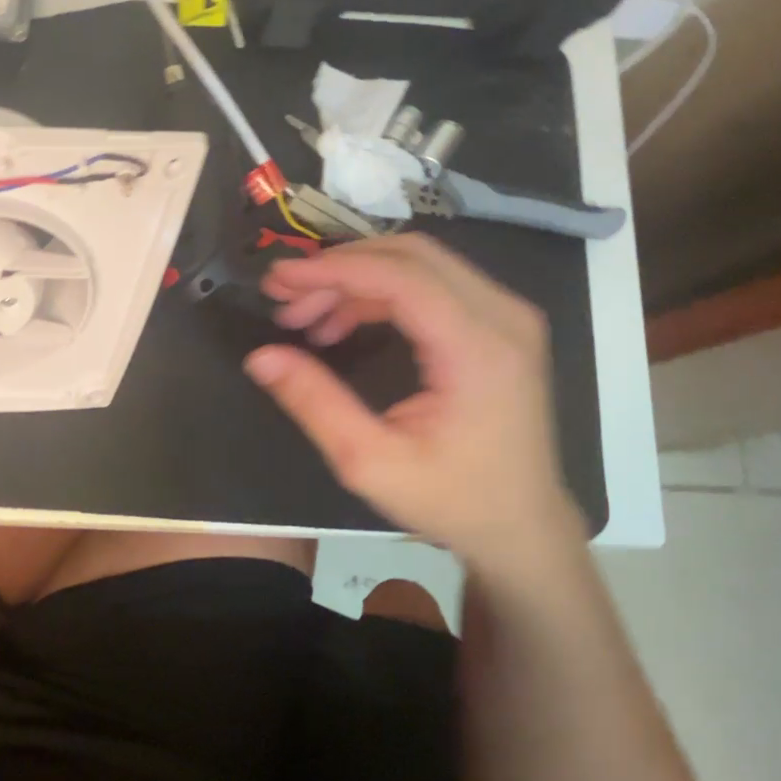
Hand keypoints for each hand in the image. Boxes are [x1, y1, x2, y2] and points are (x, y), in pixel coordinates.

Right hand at [243, 234, 584, 561]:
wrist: (519, 524)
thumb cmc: (449, 499)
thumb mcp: (368, 460)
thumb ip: (315, 403)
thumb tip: (261, 357)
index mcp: (478, 349)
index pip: (400, 277)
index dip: (332, 270)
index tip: (277, 279)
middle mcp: (502, 318)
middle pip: (412, 256)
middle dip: (339, 268)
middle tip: (283, 298)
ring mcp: (506, 319)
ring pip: (421, 266)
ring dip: (355, 282)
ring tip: (303, 320)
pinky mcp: (497, 328)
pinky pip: (433, 287)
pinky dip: (379, 296)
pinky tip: (341, 326)